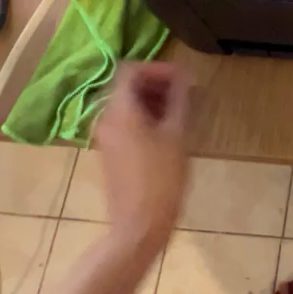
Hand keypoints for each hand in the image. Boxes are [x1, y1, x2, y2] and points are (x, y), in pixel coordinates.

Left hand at [95, 63, 191, 249]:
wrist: (138, 226)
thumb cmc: (161, 179)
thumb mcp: (177, 135)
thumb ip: (180, 100)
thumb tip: (185, 75)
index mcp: (119, 110)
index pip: (130, 69)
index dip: (157, 67)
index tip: (183, 77)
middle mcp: (106, 118)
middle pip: (127, 85)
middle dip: (157, 83)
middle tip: (186, 92)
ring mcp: (106, 136)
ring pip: (127, 104)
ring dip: (153, 100)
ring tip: (181, 110)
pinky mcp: (111, 151)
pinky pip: (126, 122)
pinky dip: (145, 117)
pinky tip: (168, 130)